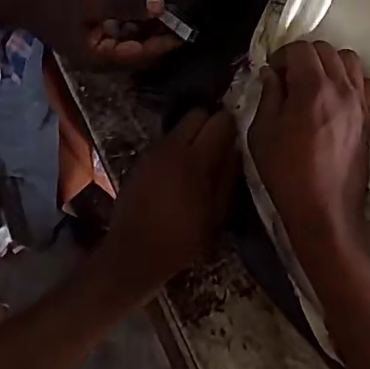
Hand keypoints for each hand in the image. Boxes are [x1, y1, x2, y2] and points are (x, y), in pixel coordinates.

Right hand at [12, 0, 180, 68]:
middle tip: (179, 7)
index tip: (185, 30)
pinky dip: (135, 9)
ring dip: (148, 13)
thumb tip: (161, 7)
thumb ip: (128, 6)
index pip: (140, 54)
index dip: (164, 41)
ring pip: (133, 32)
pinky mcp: (96, 31)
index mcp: (100, 58)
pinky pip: (122, 24)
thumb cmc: (56, 2)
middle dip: (159, 25)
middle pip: (140, 45)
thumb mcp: (95, 2)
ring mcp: (99, 44)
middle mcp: (102, 57)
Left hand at [99, 108, 241, 290]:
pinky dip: (175, 149)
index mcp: (195, 160)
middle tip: (218, 145)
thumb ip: (229, 176)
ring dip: (192, 136)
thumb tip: (237, 149)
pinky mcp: (139, 160)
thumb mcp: (217, 214)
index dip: (231, 126)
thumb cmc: (182, 239)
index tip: (236, 138)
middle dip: (210, 123)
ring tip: (198, 161)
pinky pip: (165, 142)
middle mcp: (171, 147)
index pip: (219, 121)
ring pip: (179, 127)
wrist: (132, 254)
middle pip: (197, 114)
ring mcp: (152, 152)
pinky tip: (177, 173)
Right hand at [249, 41, 369, 253]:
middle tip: (288, 78)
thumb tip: (272, 73)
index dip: (282, 55)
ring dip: (329, 63)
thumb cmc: (286, 173)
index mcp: (312, 88)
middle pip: (325, 49)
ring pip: (349, 60)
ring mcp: (360, 101)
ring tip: (313, 84)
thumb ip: (268, 95)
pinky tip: (337, 97)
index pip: (301, 48)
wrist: (324, 209)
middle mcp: (341, 87)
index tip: (272, 73)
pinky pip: (366, 83)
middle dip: (304, 56)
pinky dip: (352, 81)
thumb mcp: (262, 133)